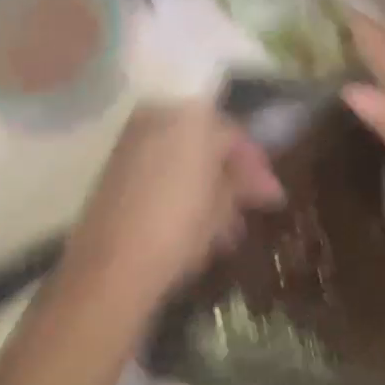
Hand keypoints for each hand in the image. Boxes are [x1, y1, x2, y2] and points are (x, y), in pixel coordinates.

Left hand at [63, 103, 284, 306]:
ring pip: (182, 157)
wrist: (110, 267)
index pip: (233, 133)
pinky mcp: (114, 170)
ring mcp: (132, 142)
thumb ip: (241, 186)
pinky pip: (160, 170)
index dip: (256, 166)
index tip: (273, 197)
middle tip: (254, 207)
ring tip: (228, 228)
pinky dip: (180, 189)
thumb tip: (258, 185)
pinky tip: (197, 226)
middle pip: (206, 140)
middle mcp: (159, 117)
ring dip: (207, 185)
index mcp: (190, 117)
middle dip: (232, 174)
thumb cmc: (177, 227)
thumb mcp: (222, 208)